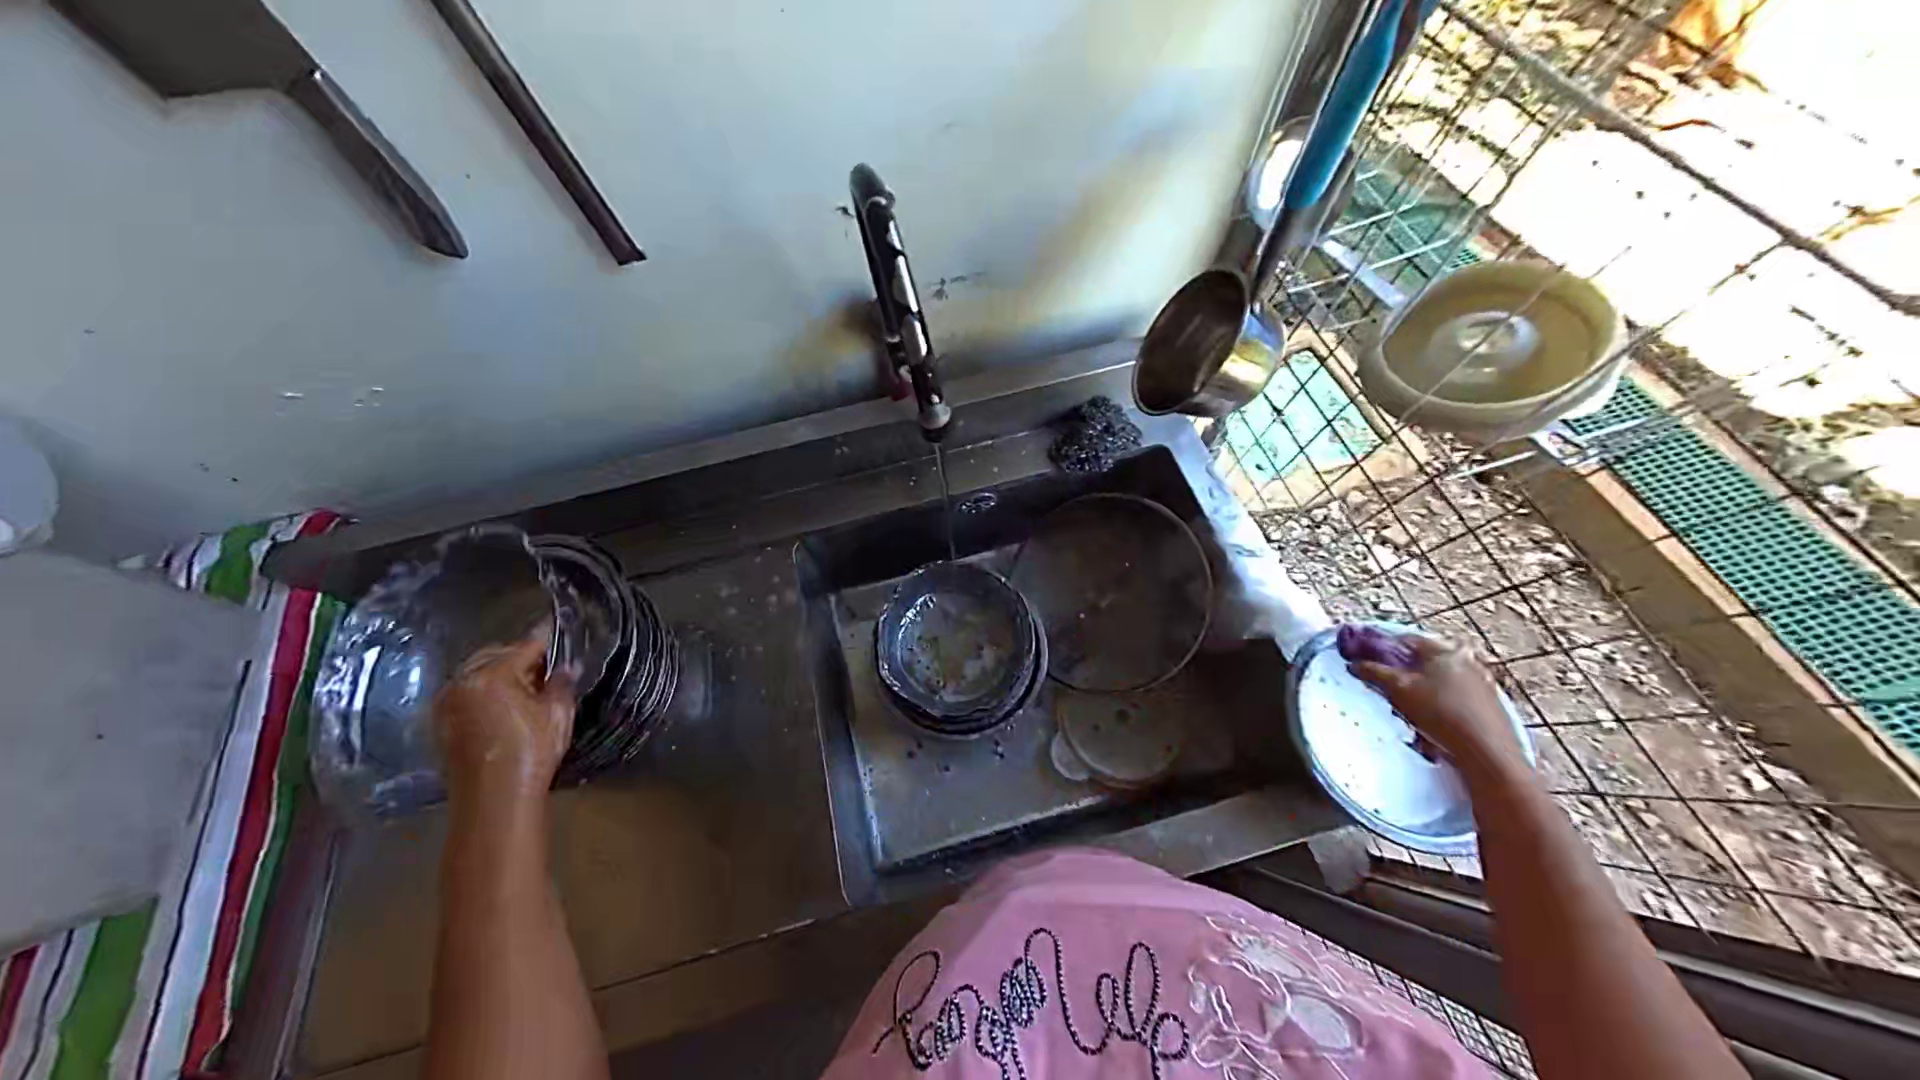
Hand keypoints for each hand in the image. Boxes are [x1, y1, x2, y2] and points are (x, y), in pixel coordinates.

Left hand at [434, 634, 576, 802]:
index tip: (560, 631)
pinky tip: (506, 704)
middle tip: (548, 668)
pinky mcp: (441, 722)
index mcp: (491, 675)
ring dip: (502, 673)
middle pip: (497, 654)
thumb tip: (566, 667)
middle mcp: (461, 682)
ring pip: (478, 672)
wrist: (493, 799)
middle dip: (521, 657)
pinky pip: (467, 692)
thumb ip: (561, 683)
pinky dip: (486, 690)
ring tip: (528, 686)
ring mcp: (446, 702)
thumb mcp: (557, 714)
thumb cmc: (530, 753)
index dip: (547, 641)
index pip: (525, 646)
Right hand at [1346, 633, 1529, 783]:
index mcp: (1445, 650)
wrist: (1487, 753)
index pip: (1405, 639)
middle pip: (1423, 659)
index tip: (1367, 658)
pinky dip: (1438, 700)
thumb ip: (1373, 672)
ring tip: (1406, 705)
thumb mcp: (1398, 689)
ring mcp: (1482, 681)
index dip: (1381, 648)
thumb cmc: (1442, 714)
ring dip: (1421, 687)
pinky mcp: (1489, 703)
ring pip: (1438, 677)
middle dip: (1403, 670)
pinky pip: (1453, 694)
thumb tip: (1355, 665)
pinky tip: (1430, 717)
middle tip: (1386, 684)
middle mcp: (1467, 659)